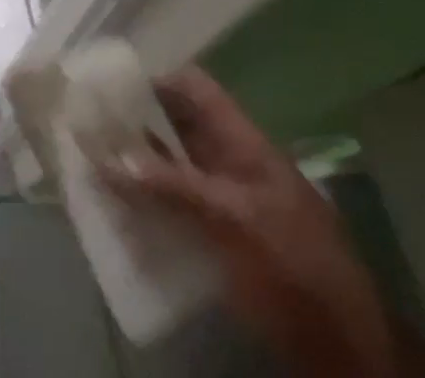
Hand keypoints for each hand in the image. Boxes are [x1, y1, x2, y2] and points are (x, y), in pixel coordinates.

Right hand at [102, 68, 397, 377]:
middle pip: (175, 127)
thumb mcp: (234, 219)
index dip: (153, 81)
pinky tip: (109, 210)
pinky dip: (140, 203)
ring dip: (129, 166)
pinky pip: (168, 208)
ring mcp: (223, 203)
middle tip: (79, 127)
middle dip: (130, 124)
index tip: (105, 89)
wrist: (345, 344)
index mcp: (244, 145)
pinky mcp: (214, 238)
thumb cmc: (295, 266)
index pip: (195, 90)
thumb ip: (171, 187)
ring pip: (167, 169)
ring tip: (82, 164)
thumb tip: (103, 158)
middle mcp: (231, 165)